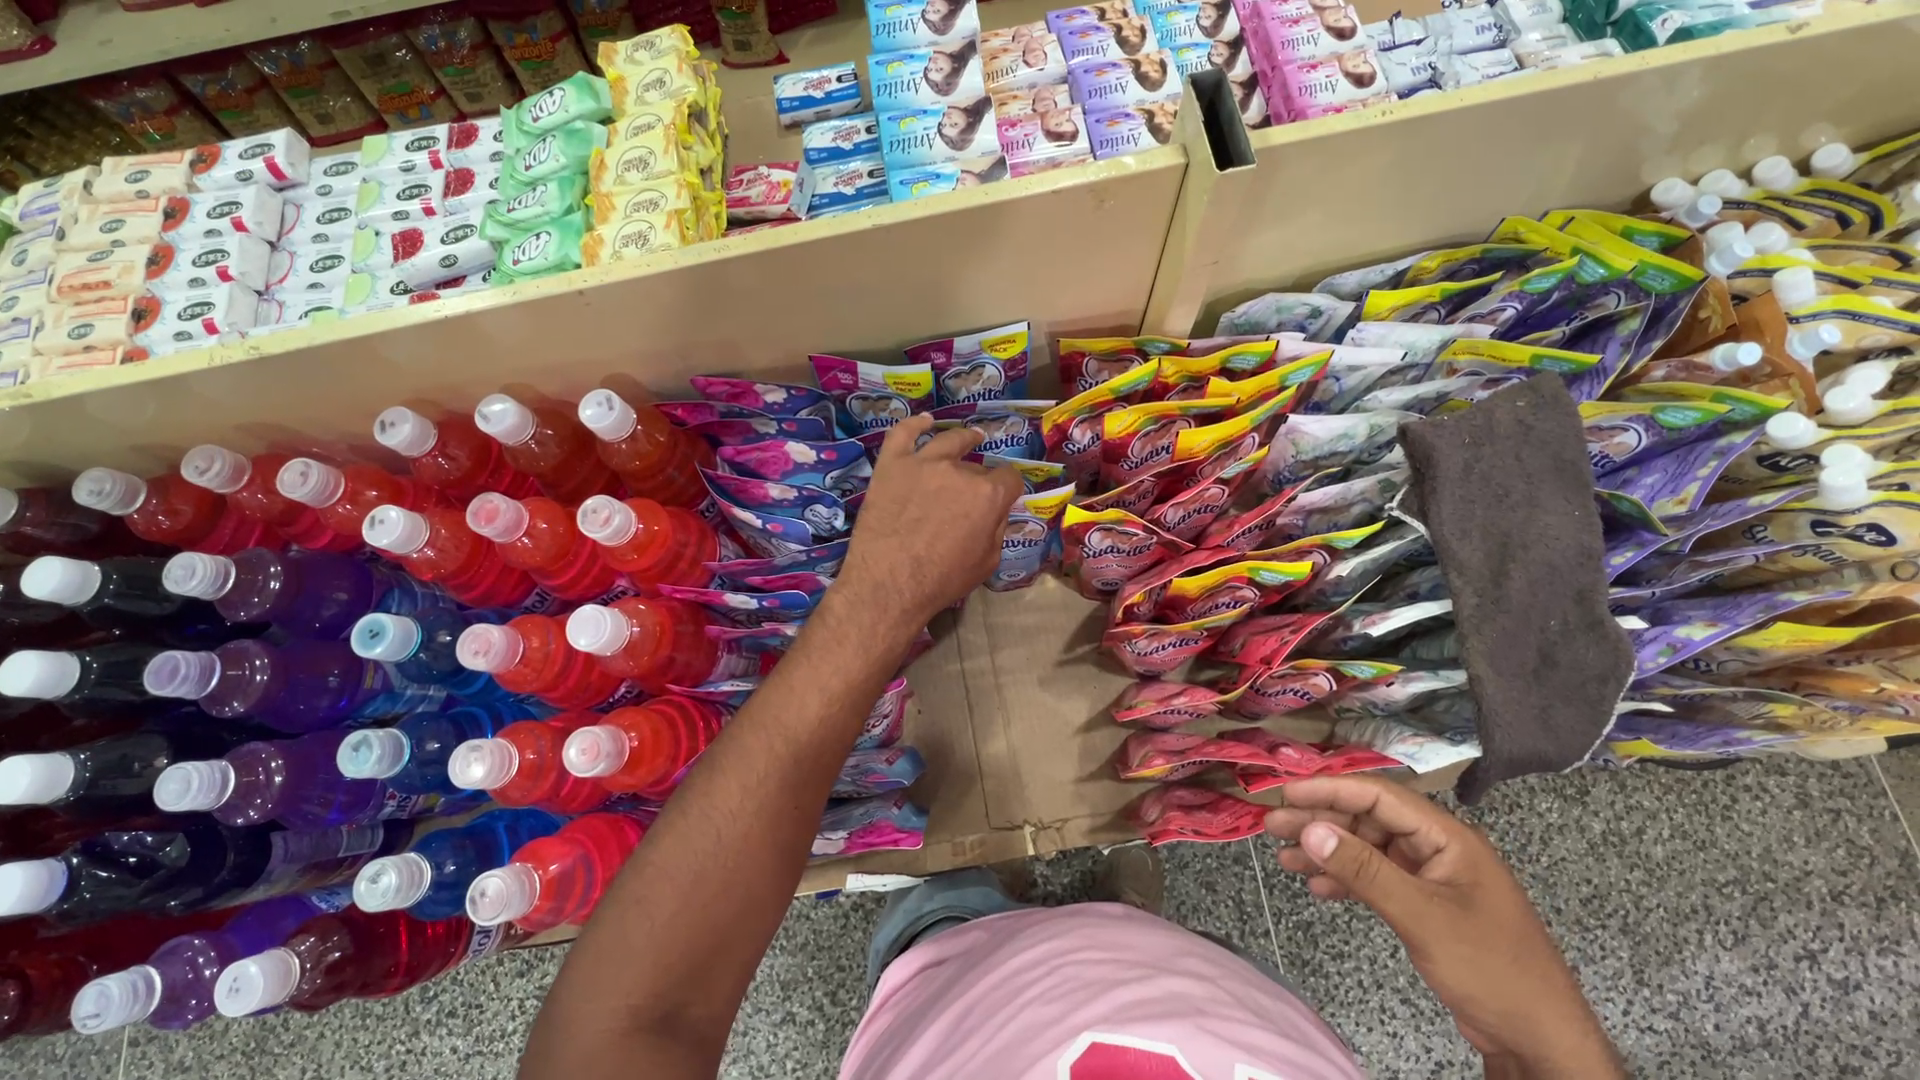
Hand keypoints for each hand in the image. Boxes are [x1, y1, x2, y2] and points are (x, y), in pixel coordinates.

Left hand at [835, 415, 1023, 640]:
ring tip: (970, 438)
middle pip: (977, 466)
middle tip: (971, 497)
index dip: (1010, 489)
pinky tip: (924, 422)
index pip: (1009, 479)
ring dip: (963, 438)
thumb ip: (997, 530)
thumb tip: (997, 513)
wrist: (888, 584)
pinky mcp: (891, 464)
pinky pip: (903, 433)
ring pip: (948, 440)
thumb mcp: (987, 562)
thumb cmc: (941, 581)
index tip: (1005, 496)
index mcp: (988, 495)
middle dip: (980, 479)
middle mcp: (958, 471)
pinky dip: (915, 424)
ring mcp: (922, 463)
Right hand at [1265, 777, 1623, 1077]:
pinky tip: (1319, 889)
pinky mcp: (1426, 907)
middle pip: (1369, 821)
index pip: (1379, 797)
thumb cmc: (1491, 968)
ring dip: (1328, 852)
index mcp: (1448, 836)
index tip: (1285, 794)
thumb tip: (1310, 829)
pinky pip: (1377, 880)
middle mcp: (1438, 848)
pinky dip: (1347, 882)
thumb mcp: (1422, 916)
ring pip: (1369, 850)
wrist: (1539, 1037)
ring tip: (1284, 858)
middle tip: (1271, 826)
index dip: (1330, 790)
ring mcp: (1432, 878)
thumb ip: (1364, 870)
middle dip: (1321, 821)